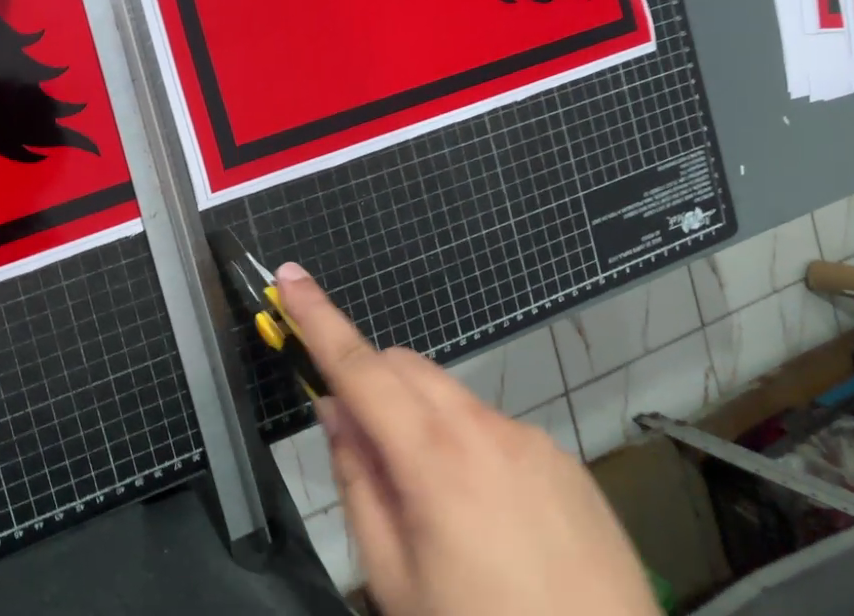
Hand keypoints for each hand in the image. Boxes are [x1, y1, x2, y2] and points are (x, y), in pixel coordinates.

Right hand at [276, 263, 655, 615]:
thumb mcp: (393, 576)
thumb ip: (357, 481)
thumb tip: (337, 413)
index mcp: (434, 460)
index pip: (359, 369)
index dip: (318, 319)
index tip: (290, 277)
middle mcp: (485, 430)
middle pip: (404, 366)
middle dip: (369, 381)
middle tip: (360, 443)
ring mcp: (532, 442)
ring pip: (449, 395)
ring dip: (417, 414)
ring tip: (428, 496)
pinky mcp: (564, 461)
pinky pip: (493, 426)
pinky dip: (464, 440)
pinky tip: (485, 512)